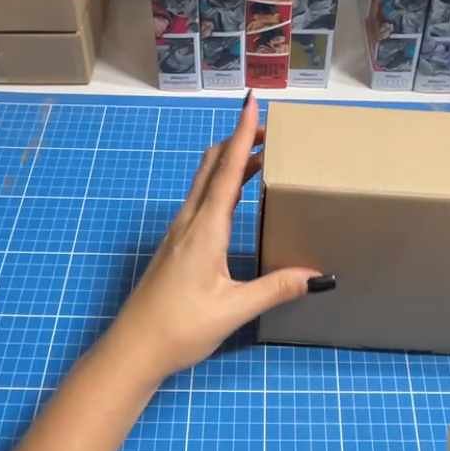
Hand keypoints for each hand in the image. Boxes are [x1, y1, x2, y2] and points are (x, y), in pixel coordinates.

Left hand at [99, 93, 320, 384]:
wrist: (133, 349)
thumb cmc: (180, 328)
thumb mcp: (233, 310)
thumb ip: (274, 289)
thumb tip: (317, 275)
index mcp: (206, 227)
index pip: (228, 168)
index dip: (242, 133)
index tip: (253, 101)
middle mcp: (191, 219)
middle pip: (214, 163)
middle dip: (240, 138)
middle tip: (271, 128)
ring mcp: (180, 229)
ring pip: (206, 178)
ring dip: (232, 159)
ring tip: (263, 154)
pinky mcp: (178, 241)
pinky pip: (203, 196)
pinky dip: (223, 180)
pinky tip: (238, 194)